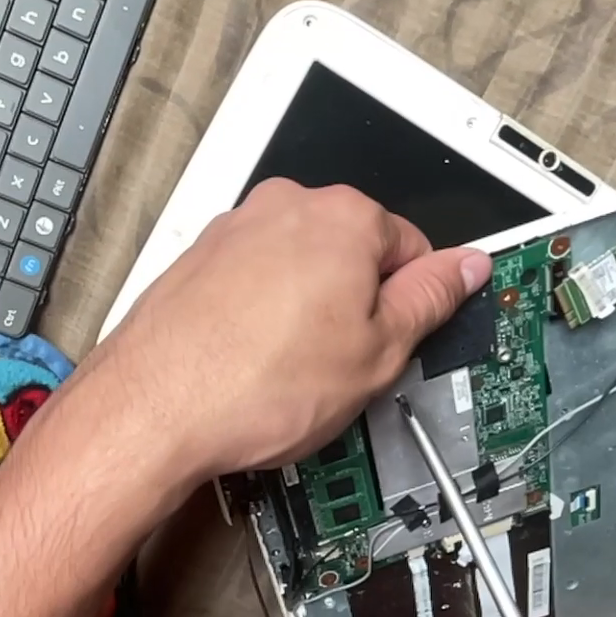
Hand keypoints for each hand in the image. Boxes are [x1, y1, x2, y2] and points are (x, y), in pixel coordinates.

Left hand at [88, 178, 491, 478]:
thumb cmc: (252, 384)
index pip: (411, 248)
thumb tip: (464, 270)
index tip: (400, 335)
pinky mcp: (198, 259)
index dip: (411, 301)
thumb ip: (429, 300)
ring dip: (307, 310)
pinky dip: (262, 314)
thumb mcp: (376, 353)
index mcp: (342, 217)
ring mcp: (234, 230)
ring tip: (291, 368)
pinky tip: (254, 359)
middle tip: (344, 362)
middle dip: (356, 304)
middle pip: (351, 252)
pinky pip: (252, 281)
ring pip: (299, 268)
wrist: (152, 409)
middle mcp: (284, 207)